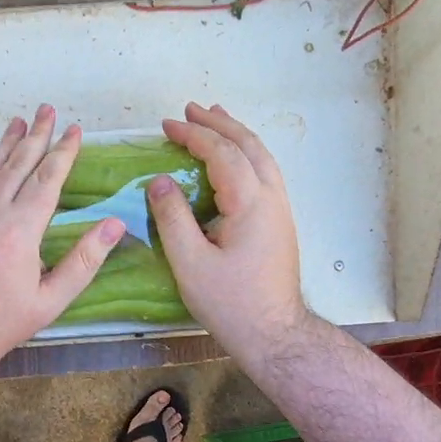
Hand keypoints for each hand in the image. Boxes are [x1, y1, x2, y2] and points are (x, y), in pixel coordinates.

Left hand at [0, 104, 125, 368]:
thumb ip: (84, 261)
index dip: (63, 152)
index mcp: (21, 229)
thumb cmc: (3, 322)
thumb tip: (115, 225)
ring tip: (19, 121)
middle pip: (18, 163)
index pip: (48, 178)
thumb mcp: (52, 299)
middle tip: (48, 110)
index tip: (75, 130)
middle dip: (37, 135)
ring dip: (4, 142)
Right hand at [147, 103, 309, 363]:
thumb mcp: (190, 263)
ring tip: (216, 119)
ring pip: (261, 157)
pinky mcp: (279, 223)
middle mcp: (272, 197)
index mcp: (250, 202)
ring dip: (236, 135)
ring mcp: (280, 209)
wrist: (273, 332)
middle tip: (192, 109)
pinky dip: (246, 154)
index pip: (221, 154)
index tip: (167, 125)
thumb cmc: (229, 302)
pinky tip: (234, 160)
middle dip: (219, 124)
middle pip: (248, 145)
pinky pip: (264, 173)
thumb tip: (160, 181)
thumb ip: (173, 218)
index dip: (194, 136)